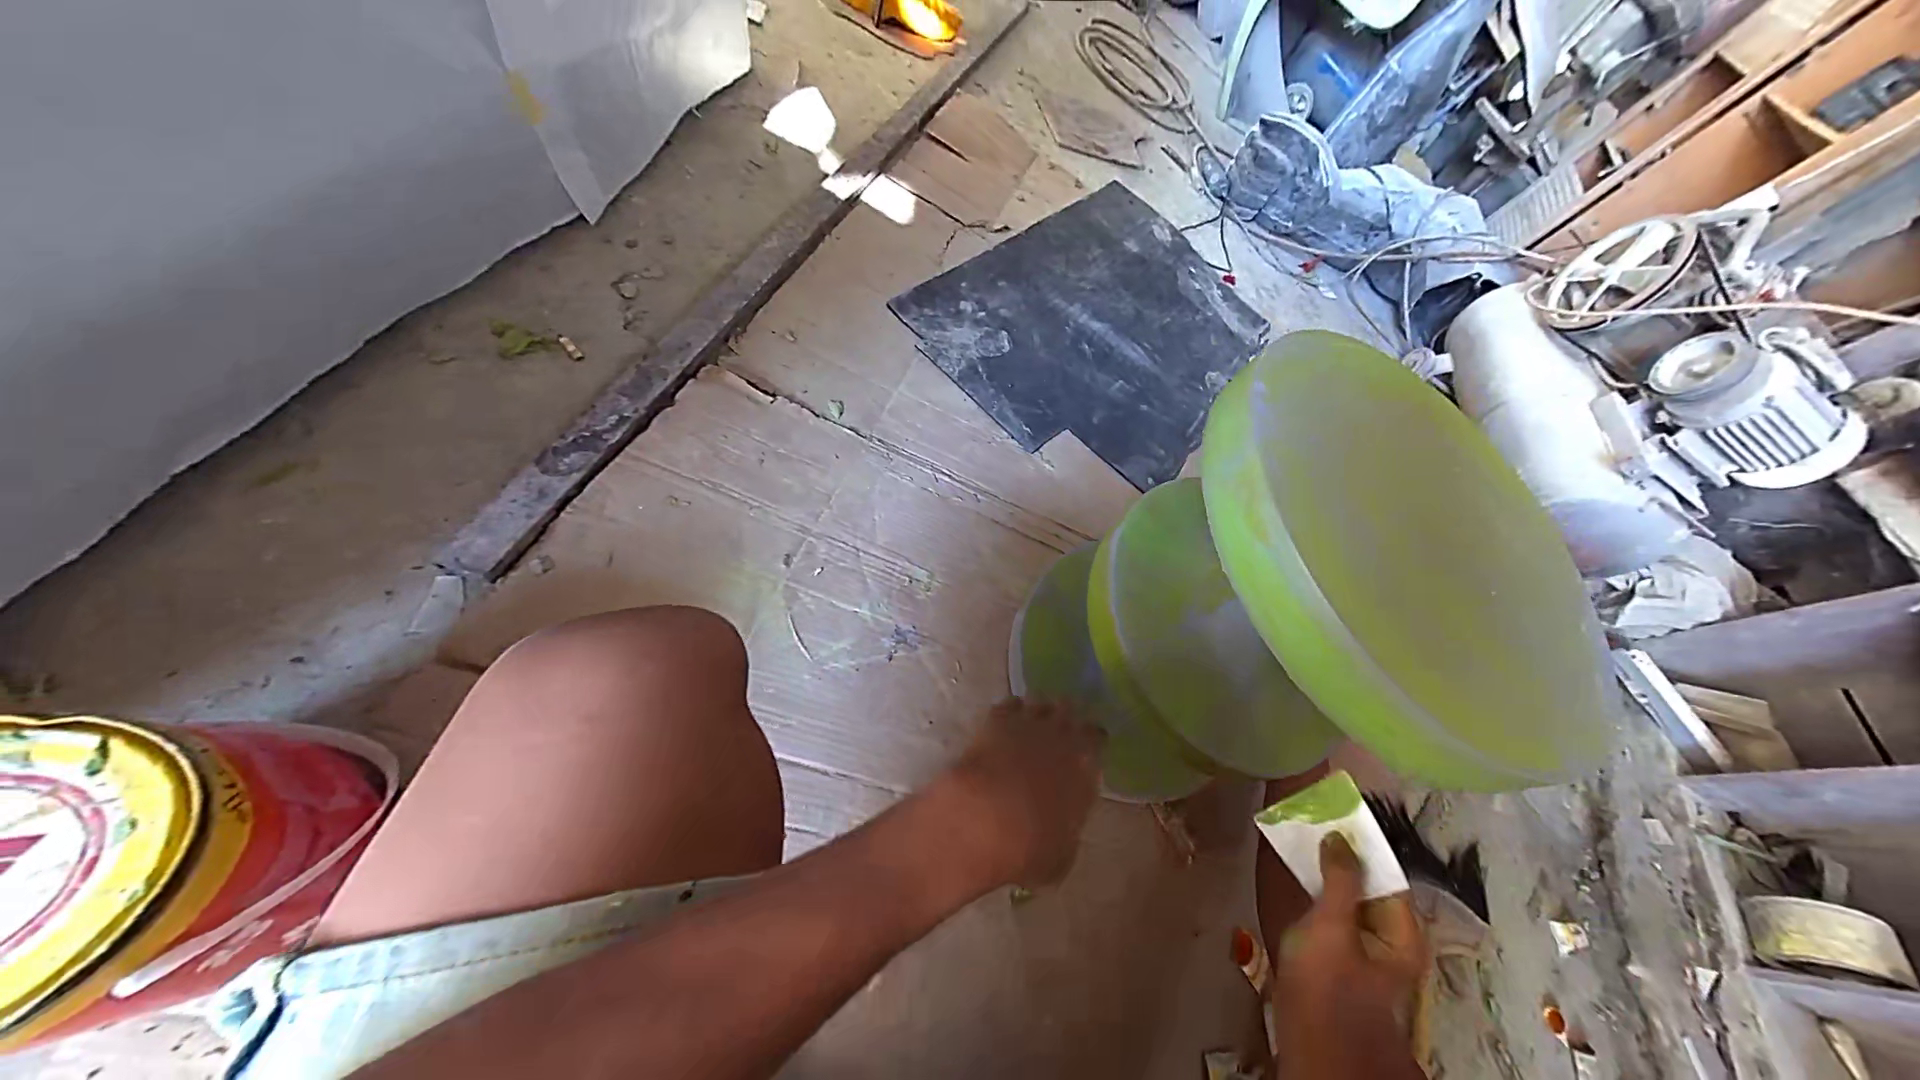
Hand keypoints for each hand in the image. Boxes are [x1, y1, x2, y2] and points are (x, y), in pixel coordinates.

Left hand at [937, 698, 1103, 887]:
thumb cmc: (1031, 845)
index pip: (1097, 737)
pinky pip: (1008, 704)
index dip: (1091, 740)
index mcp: (1086, 764)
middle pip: (1069, 710)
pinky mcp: (996, 719)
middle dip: (1064, 718)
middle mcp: (1062, 735)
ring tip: (1029, 723)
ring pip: (1039, 702)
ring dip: (1037, 711)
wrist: (984, 819)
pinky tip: (1004, 722)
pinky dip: (1009, 711)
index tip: (1084, 748)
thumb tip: (1063, 829)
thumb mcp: (1062, 854)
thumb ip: (1069, 830)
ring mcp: (1028, 723)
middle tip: (1056, 730)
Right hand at [1272, 834, 1426, 1079]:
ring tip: (1299, 841)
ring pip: (1347, 896)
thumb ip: (1338, 880)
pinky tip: (1296, 875)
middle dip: (1340, 856)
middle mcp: (1389, 938)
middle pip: (1367, 885)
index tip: (1332, 814)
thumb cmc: (1326, 985)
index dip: (1361, 845)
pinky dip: (1317, 890)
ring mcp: (1363, 948)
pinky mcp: (1338, 955)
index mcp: (1402, 933)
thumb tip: (1341, 838)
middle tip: (1310, 823)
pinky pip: (1332, 910)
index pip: (1386, 875)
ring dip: (1325, 871)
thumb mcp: (1330, 926)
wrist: (1310, 1042)